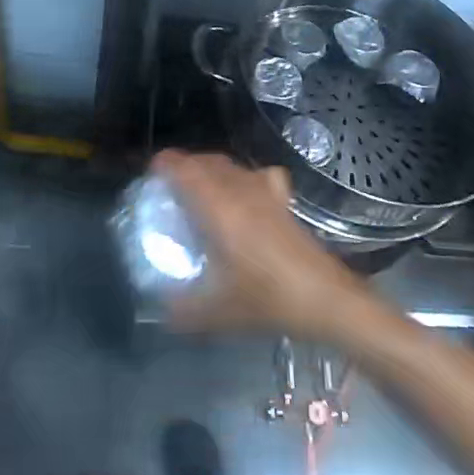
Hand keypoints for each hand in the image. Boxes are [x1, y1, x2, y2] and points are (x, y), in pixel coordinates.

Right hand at [152, 149, 373, 340]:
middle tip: (168, 184)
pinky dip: (243, 176)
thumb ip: (179, 307)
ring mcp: (267, 192)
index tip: (152, 169)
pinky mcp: (285, 201)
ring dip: (212, 169)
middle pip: (210, 162)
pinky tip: (242, 193)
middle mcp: (243, 191)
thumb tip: (161, 304)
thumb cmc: (265, 299)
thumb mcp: (213, 312)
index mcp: (220, 209)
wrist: (321, 295)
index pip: (188, 171)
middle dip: (187, 166)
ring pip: (233, 166)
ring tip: (198, 188)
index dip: (168, 164)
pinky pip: (259, 174)